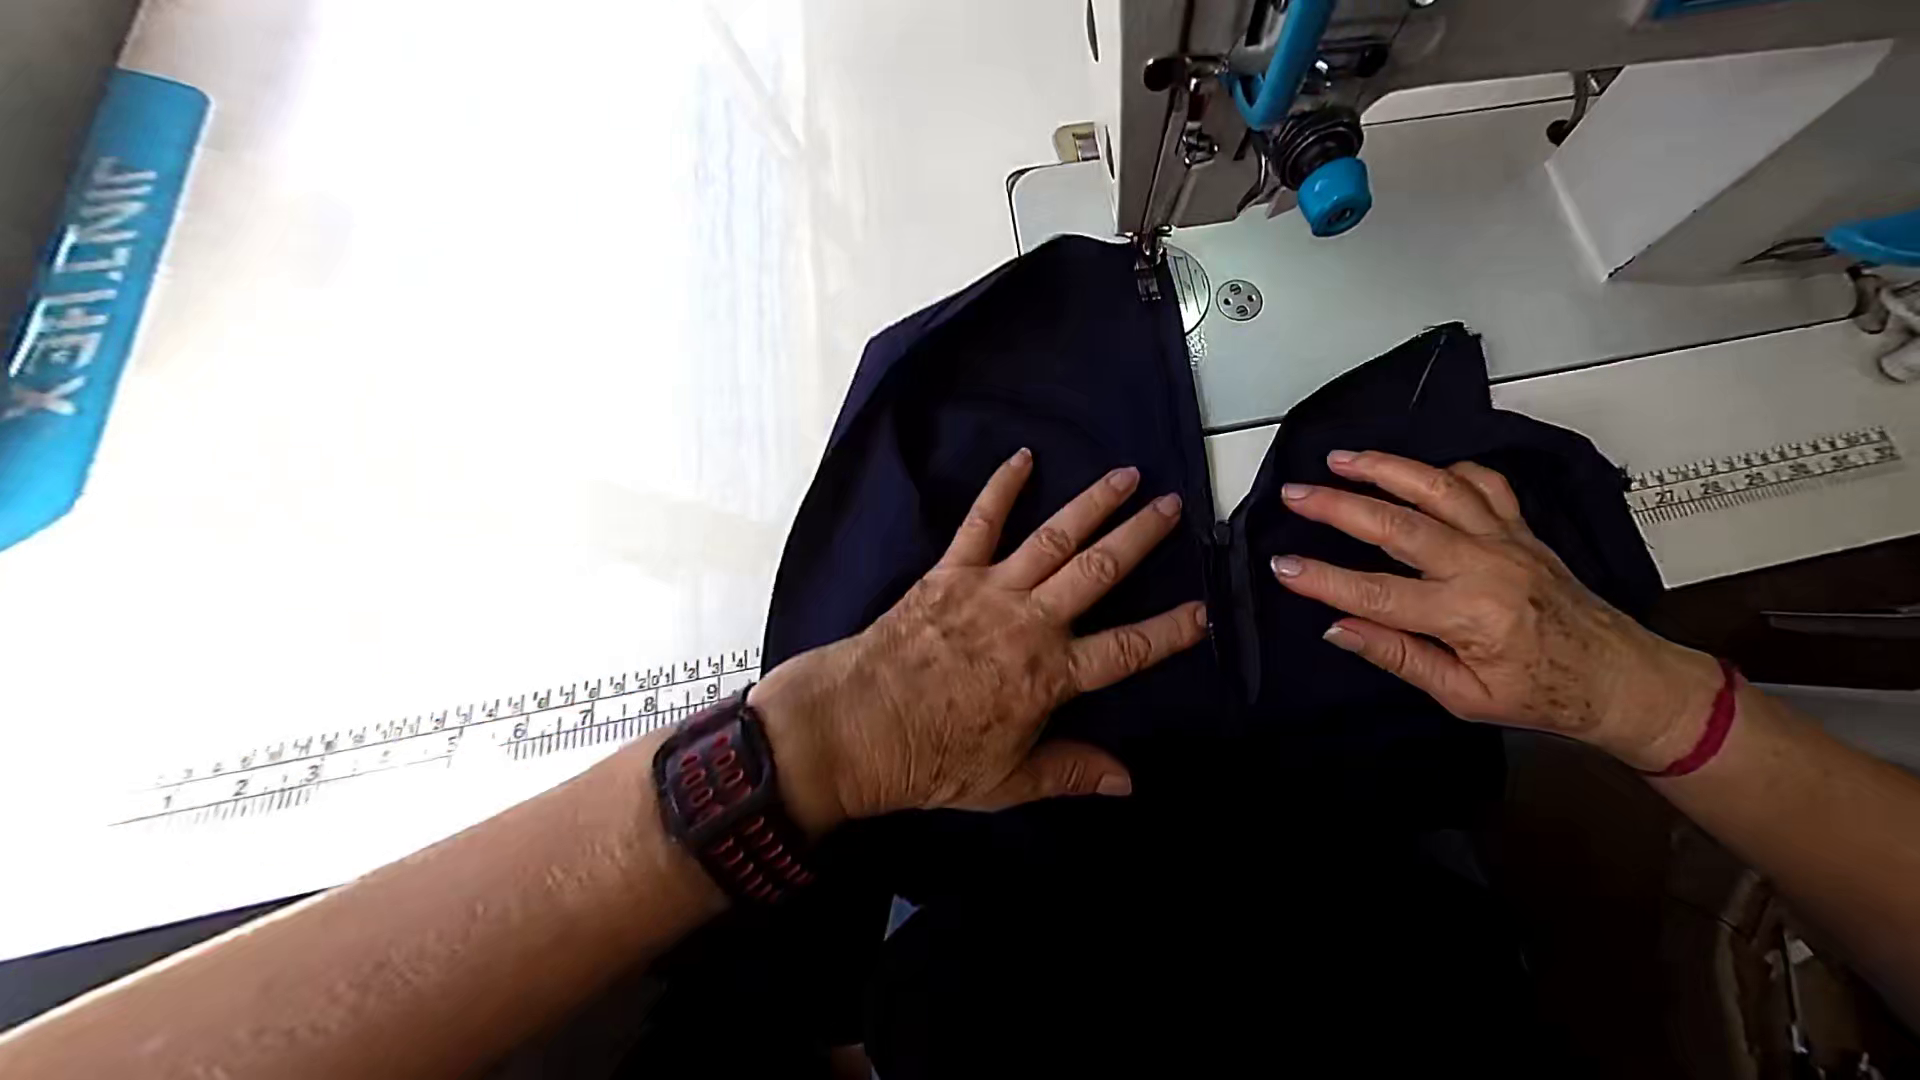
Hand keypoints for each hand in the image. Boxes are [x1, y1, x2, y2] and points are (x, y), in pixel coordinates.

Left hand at [751, 449, 1208, 832]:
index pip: (1128, 650)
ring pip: (1055, 538)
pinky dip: (1001, 488)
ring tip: (1126, 476)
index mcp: (1050, 677)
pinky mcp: (950, 572)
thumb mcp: (1006, 782)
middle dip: (1140, 537)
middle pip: (1100, 572)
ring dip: (1094, 504)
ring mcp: (990, 590)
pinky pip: (981, 522)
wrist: (854, 726)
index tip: (1203, 610)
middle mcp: (1030, 623)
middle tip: (1171, 506)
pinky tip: (1022, 457)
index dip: (1170, 631)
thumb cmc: (929, 759)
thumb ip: (1070, 772)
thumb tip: (1127, 782)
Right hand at [1269, 449, 1722, 770]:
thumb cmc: (1542, 694)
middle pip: (1398, 526)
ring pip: (1438, 489)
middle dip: (1338, 506)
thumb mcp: (1462, 695)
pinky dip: (1447, 470)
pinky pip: (1484, 484)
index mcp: (1469, 617)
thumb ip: (1397, 655)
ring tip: (1341, 458)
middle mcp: (1487, 568)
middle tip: (1295, 493)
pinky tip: (1415, 470)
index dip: (1322, 580)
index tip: (1283, 567)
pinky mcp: (1521, 529)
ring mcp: (1507, 541)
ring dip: (1385, 469)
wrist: (1626, 679)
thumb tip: (1337, 628)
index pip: (1377, 595)